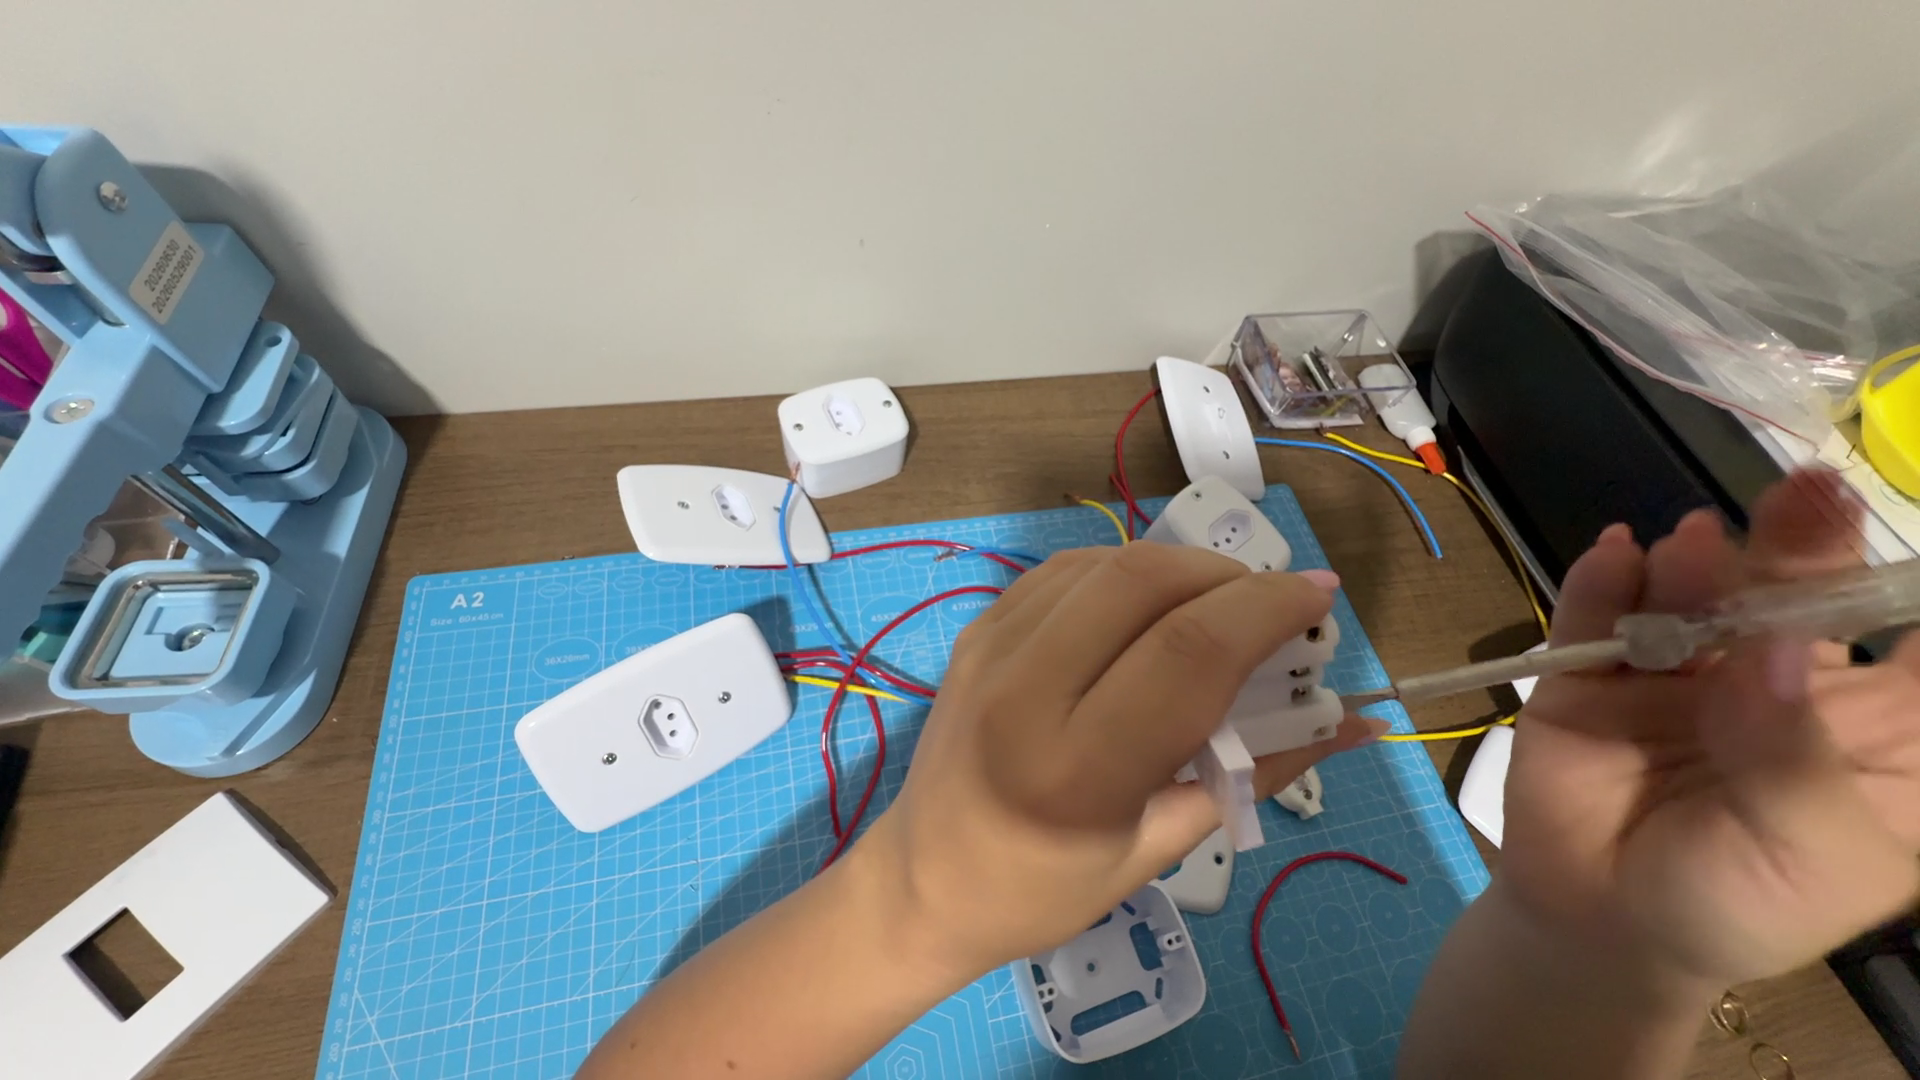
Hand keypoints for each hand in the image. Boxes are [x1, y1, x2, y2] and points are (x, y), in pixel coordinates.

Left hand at [852, 542, 1384, 977]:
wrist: (924, 879)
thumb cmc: (1044, 889)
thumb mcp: (1159, 848)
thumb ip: (1256, 772)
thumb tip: (1352, 721)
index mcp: (1076, 771)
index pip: (1187, 653)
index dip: (1266, 609)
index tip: (1318, 597)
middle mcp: (1024, 693)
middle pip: (1142, 582)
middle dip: (1224, 574)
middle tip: (1269, 598)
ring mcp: (989, 651)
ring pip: (1101, 563)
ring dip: (1175, 566)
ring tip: (1215, 599)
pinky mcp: (974, 632)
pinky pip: (1061, 573)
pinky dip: (1120, 572)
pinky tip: (1147, 602)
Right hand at [1504, 470, 1919, 989]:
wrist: (1592, 918)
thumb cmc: (1735, 903)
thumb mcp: (1807, 856)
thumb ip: (1796, 756)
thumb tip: (1769, 649)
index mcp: (1857, 732)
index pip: (1913, 651)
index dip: (1917, 598)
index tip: (1914, 559)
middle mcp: (1766, 686)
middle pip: (1789, 603)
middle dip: (1800, 547)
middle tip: (1801, 490)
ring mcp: (1670, 677)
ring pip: (1686, 599)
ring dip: (1694, 565)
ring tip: (1690, 545)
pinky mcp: (1586, 678)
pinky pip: (1593, 619)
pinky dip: (1601, 583)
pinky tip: (1615, 553)